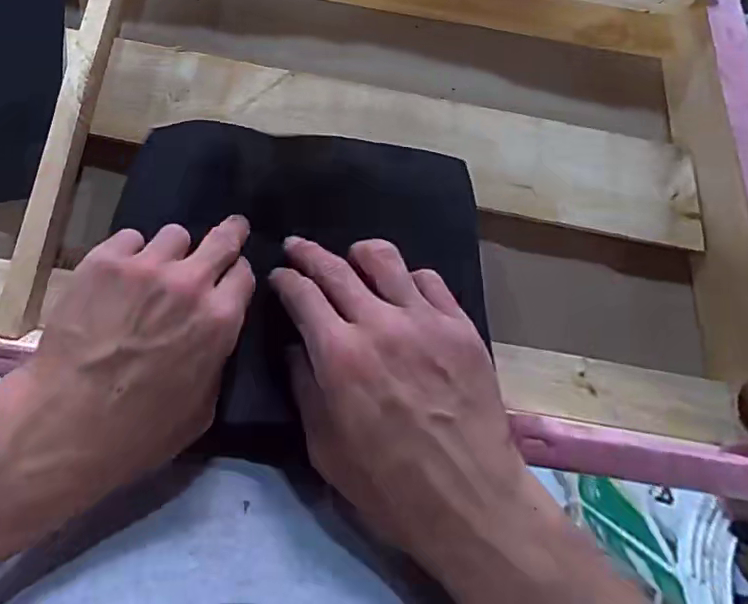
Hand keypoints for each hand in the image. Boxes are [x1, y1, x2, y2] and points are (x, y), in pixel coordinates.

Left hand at [0, 216, 254, 511]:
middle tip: (229, 231)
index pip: (244, 272)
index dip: (237, 275)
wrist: (62, 425)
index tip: (230, 277)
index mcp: (219, 319)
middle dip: (230, 233)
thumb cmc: (137, 432)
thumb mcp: (201, 408)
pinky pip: (129, 238)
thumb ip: (217, 360)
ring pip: (175, 234)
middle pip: (224, 237)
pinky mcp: (105, 261)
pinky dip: (129, 254)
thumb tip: (217, 338)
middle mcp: (190, 282)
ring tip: (155, 268)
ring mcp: (146, 266)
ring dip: (172, 251)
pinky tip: (118, 275)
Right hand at [271, 237, 642, 603]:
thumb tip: (295, 347)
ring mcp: (424, 319)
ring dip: (359, 253)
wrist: (469, 499)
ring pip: (385, 258)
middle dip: (308, 253)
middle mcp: (379, 324)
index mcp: (340, 355)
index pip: (303, 294)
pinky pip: (429, 280)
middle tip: (297, 247)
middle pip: (336, 267)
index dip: (285, 278)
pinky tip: (404, 290)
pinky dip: (408, 278)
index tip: (278, 274)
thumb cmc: (388, 485)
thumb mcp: (325, 449)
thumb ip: (305, 388)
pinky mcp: (459, 324)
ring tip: (352, 257)